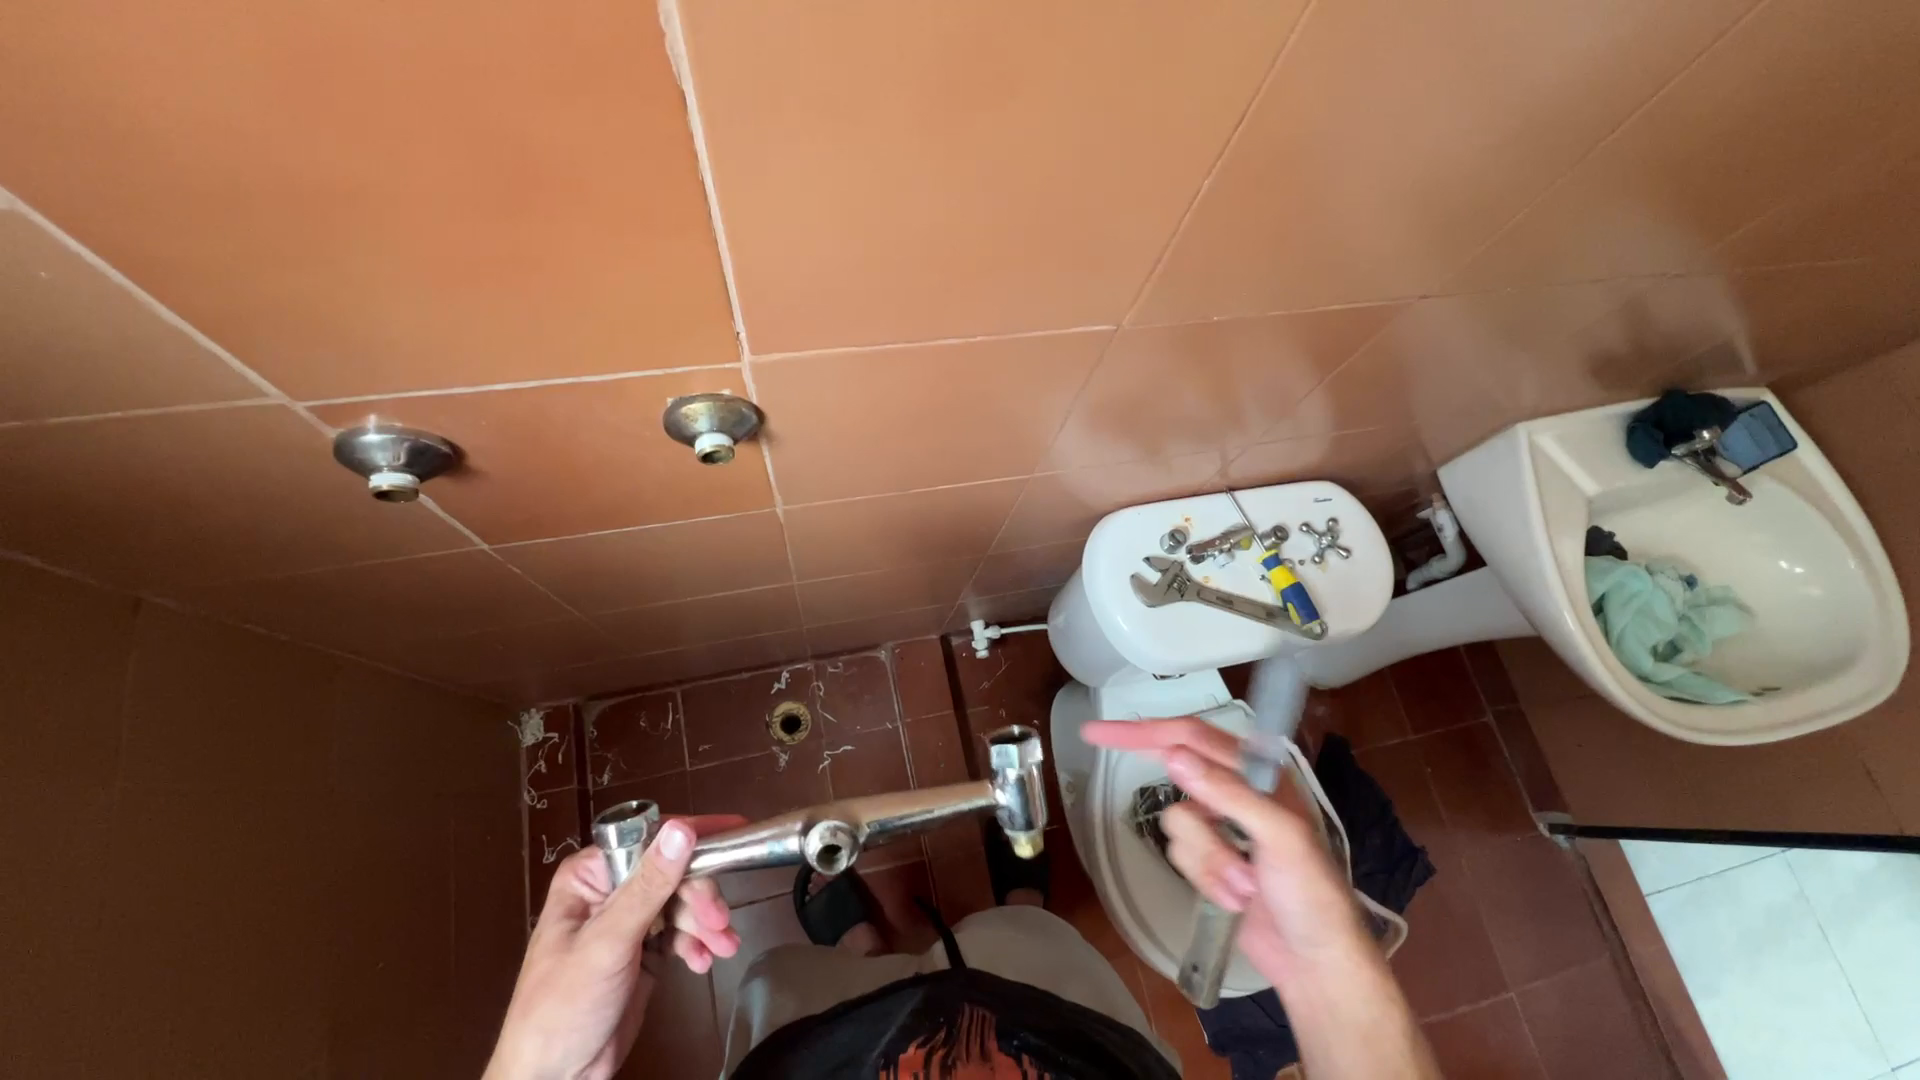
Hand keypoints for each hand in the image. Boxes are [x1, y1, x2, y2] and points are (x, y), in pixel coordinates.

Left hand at [485, 815, 744, 1079]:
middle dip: (701, 895)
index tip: (733, 837)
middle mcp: (609, 890)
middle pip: (673, 872)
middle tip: (721, 920)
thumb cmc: (563, 1008)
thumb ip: (648, 887)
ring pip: (682, 902)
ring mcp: (627, 921)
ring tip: (724, 946)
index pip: (650, 840)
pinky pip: (680, 932)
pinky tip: (704, 961)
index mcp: (590, 876)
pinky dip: (696, 944)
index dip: (692, 839)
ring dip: (705, 923)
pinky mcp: (642, 951)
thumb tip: (681, 830)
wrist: (552, 1079)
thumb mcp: (608, 943)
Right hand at [1081, 719, 1370, 985]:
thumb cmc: (1313, 894)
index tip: (1100, 731)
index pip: (1193, 737)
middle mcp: (1237, 793)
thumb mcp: (1281, 837)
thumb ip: (1228, 793)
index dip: (1146, 730)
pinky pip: (1181, 855)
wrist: (1316, 963)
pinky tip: (1237, 896)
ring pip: (1177, 822)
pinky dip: (1206, 877)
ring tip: (1244, 882)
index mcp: (1260, 774)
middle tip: (1098, 745)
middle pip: (1178, 774)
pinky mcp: (1209, 862)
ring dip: (1206, 856)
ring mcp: (1221, 829)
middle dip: (1166, 783)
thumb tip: (1174, 757)